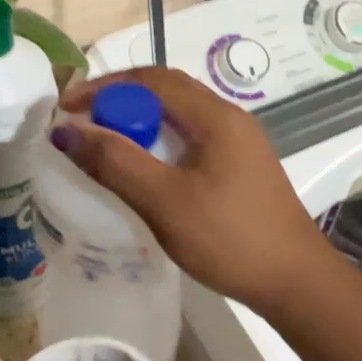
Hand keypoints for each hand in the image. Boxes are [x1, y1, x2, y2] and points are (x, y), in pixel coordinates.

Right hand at [52, 67, 346, 310]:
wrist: (295, 281)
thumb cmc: (230, 238)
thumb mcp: (165, 201)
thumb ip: (116, 162)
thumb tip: (66, 130)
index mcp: (216, 117)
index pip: (153, 79)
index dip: (105, 86)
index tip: (66, 109)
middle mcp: (231, 120)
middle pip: (168, 93)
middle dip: (120, 101)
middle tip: (81, 127)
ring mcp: (240, 145)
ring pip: (181, 119)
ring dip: (141, 124)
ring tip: (104, 147)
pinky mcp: (242, 170)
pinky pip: (193, 142)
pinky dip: (161, 146)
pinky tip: (144, 174)